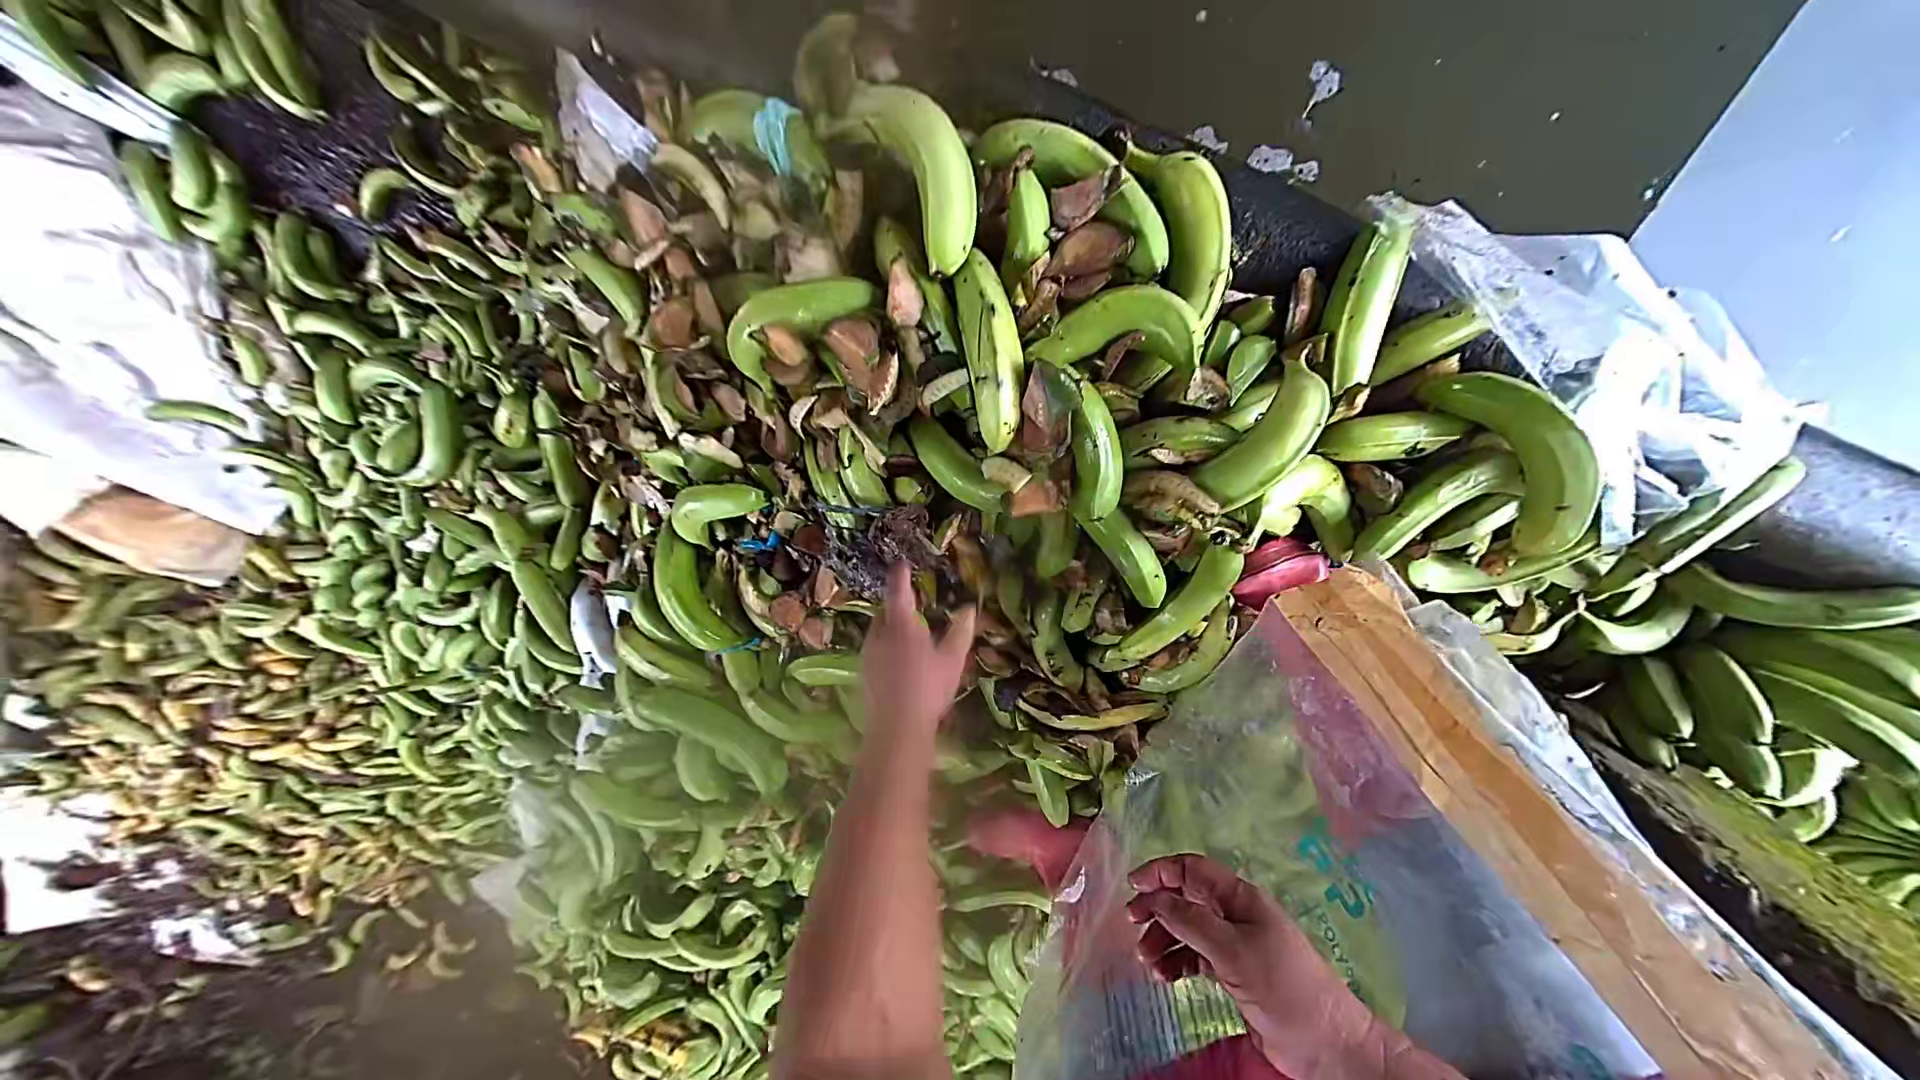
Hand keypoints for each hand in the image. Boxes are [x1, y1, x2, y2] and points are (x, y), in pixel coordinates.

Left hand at [861, 563, 975, 742]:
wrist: (897, 728)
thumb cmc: (928, 688)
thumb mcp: (952, 659)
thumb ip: (961, 632)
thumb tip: (969, 609)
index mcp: (901, 624)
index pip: (898, 590)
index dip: (900, 575)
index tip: (903, 564)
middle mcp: (879, 633)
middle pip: (886, 610)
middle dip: (898, 605)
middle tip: (914, 606)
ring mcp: (868, 653)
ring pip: (879, 630)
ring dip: (892, 627)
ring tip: (911, 635)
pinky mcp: (863, 671)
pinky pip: (876, 648)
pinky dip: (887, 646)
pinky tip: (901, 661)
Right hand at [1128, 854, 1455, 1079]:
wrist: (1328, 1046)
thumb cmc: (1284, 986)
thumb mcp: (1233, 950)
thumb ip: (1190, 920)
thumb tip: (1155, 897)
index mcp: (1239, 897)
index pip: (1192, 870)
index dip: (1161, 872)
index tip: (1133, 884)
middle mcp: (1234, 915)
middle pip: (1185, 898)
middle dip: (1157, 907)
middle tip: (1133, 923)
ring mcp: (1233, 944)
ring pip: (1186, 929)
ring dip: (1163, 939)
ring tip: (1148, 960)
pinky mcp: (1233, 973)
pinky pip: (1194, 957)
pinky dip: (1177, 962)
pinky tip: (1164, 975)